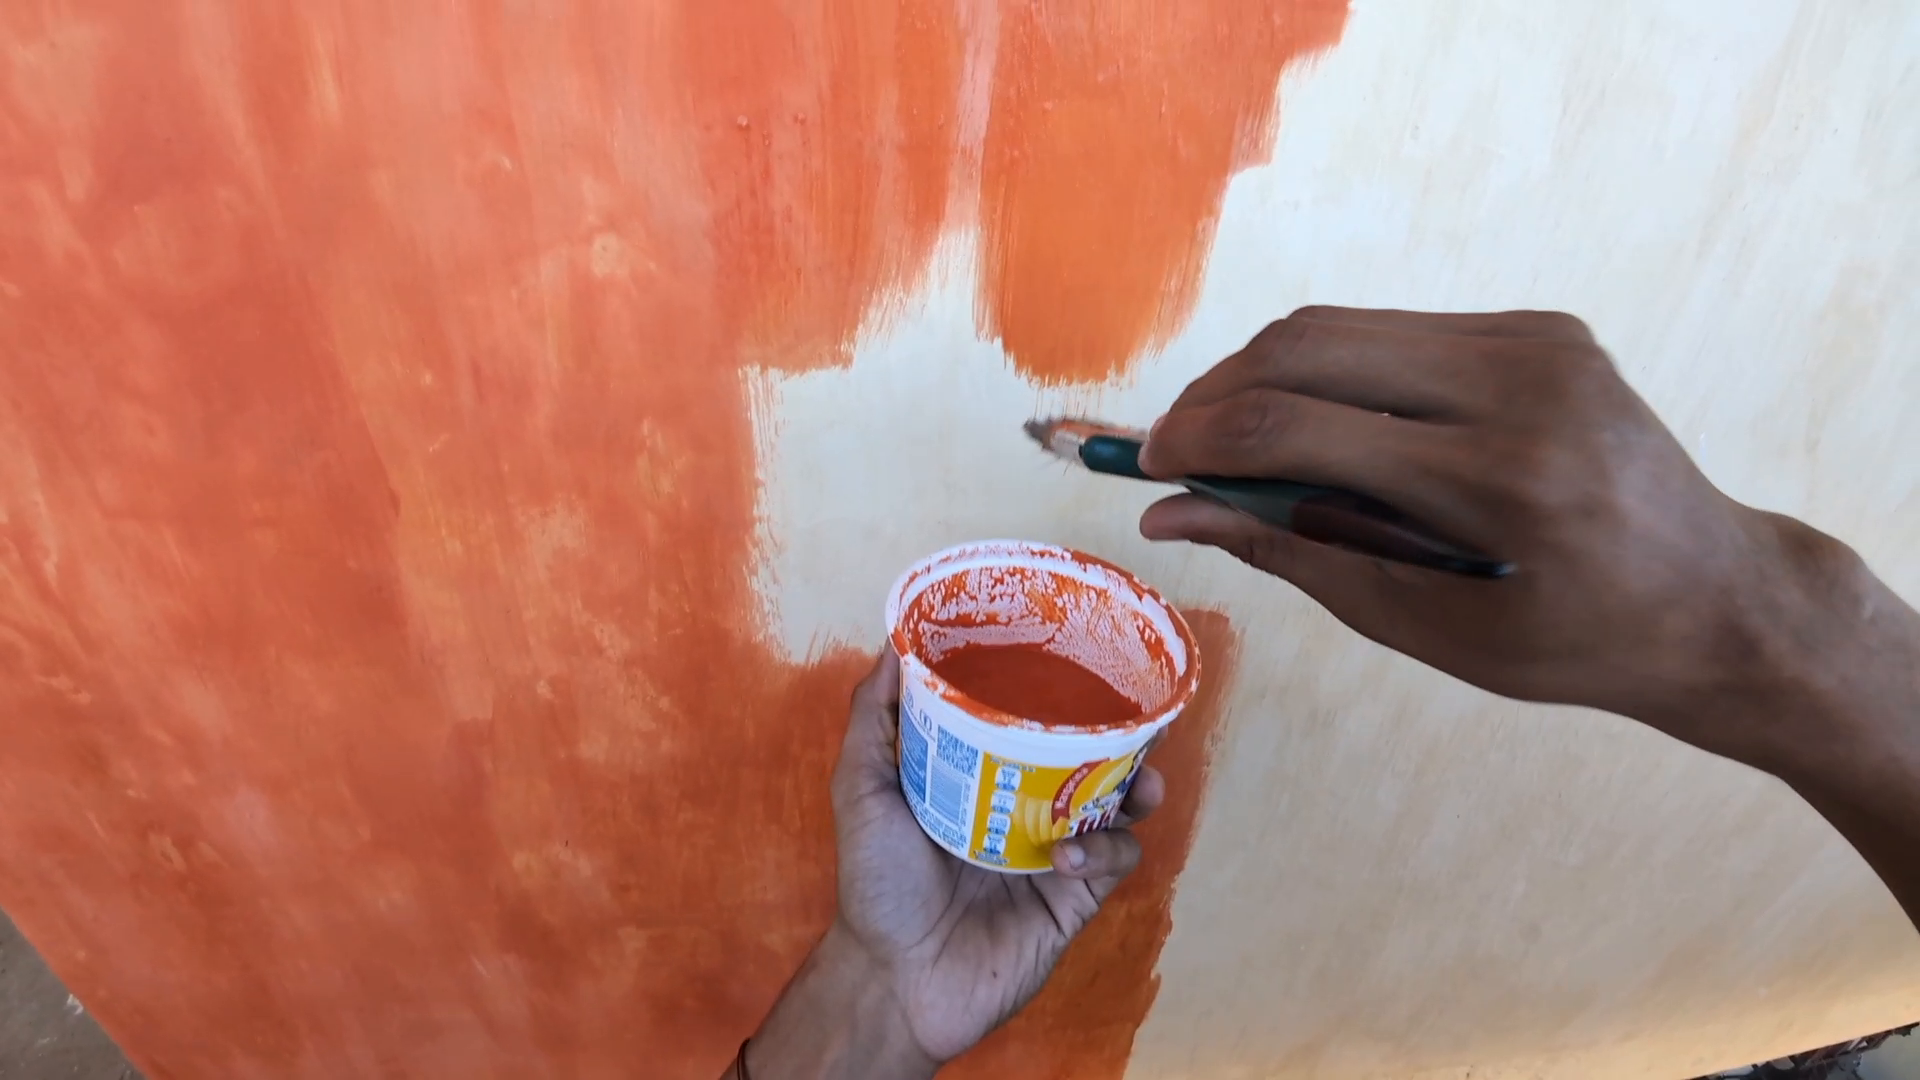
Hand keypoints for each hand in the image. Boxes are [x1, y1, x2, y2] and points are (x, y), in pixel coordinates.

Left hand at [741, 652, 1163, 1077]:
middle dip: (1111, 738)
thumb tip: (893, 646)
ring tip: (1142, 778)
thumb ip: (872, 719)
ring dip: (1133, 789)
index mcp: (980, 777)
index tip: (1066, 662)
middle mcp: (1021, 807)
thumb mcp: (861, 788)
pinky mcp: (1072, 896)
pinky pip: (1112, 862)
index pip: (1024, 725)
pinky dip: (1104, 851)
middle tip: (1127, 719)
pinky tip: (1069, 854)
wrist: (896, 978)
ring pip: (1112, 808)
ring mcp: (1050, 851)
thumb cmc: (876, 879)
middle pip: (1078, 760)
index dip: (1048, 695)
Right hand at [1136, 307, 1869, 766]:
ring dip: (1248, 376)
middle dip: (1210, 396)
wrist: (1719, 594)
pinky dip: (1306, 370)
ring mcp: (1530, 337)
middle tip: (1166, 449)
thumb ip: (1282, 551)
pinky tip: (1291, 419)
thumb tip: (1168, 515)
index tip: (1143, 466)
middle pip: (1301, 349)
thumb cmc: (1562, 639)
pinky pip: (1373, 332)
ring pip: (1329, 327)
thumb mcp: (1411, 620)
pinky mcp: (1529, 325)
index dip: (1196, 438)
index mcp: (1499, 476)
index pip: (1295, 426)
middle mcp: (1520, 379)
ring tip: (1214, 434)